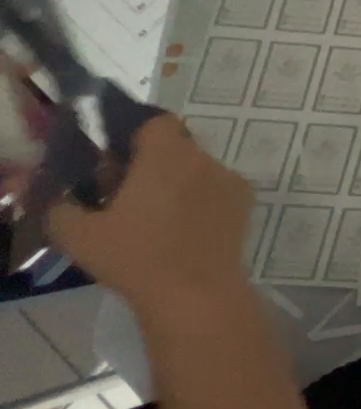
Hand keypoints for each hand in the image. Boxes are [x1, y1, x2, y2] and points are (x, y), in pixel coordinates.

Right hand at [49, 115, 254, 315]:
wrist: (193, 285)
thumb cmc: (132, 255)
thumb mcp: (76, 231)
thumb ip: (66, 201)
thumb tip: (75, 189)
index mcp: (167, 158)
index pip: (158, 123)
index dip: (135, 135)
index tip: (116, 160)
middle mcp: (205, 160)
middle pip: (177, 146)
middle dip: (150, 162)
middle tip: (124, 193)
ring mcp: (231, 178)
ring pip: (196, 167)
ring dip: (175, 180)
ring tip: (152, 215)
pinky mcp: (245, 197)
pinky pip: (215, 185)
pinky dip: (198, 195)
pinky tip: (181, 225)